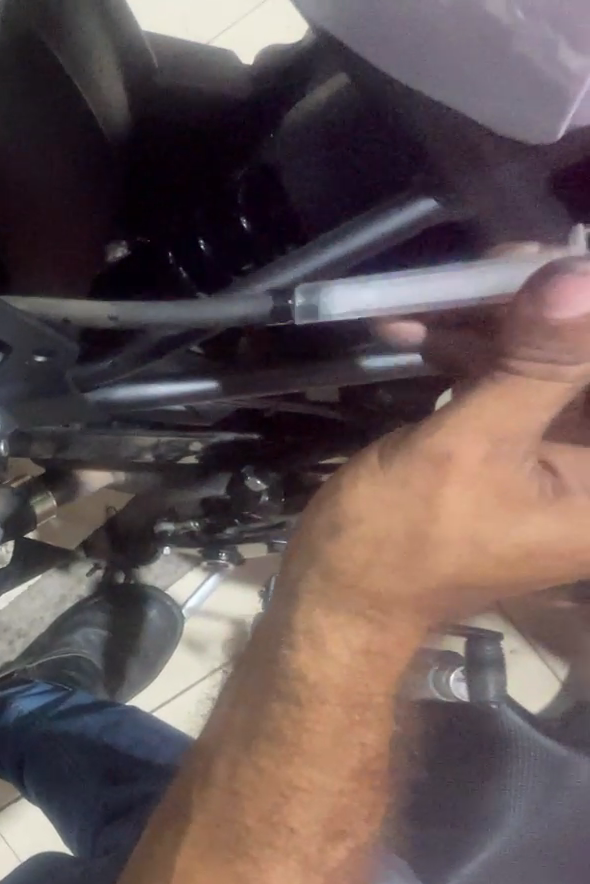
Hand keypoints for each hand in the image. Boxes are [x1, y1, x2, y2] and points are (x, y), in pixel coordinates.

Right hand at [285, 257, 589, 623]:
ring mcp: (571, 459)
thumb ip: (531, 368)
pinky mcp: (524, 453)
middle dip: (554, 311)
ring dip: (501, 329)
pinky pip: (519, 389)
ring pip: (560, 368)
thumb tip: (577, 276)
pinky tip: (421, 338)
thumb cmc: (397, 540)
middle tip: (493, 269)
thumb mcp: (461, 451)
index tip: (563, 265)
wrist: (340, 597)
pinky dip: (473, 361)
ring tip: (439, 297)